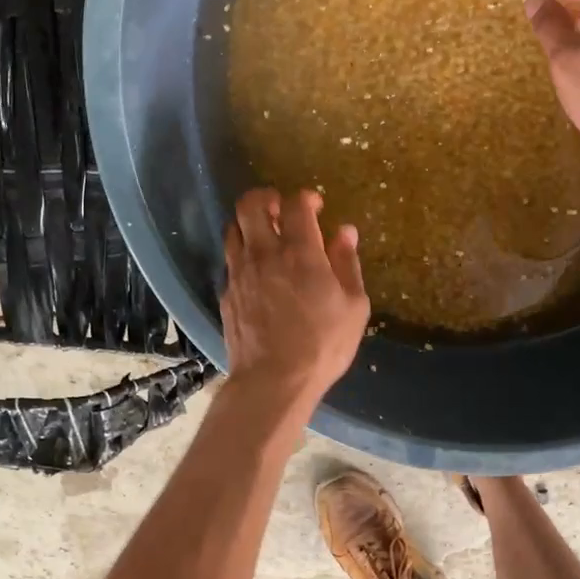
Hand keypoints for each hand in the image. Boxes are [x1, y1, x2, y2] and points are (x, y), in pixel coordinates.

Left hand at [221, 188, 369, 400]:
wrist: (273, 381)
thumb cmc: (322, 345)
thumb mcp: (353, 306)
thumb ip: (347, 264)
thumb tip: (345, 232)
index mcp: (300, 252)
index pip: (295, 204)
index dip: (305, 198)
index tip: (315, 206)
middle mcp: (264, 254)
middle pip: (251, 204)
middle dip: (267, 198)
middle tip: (281, 209)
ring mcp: (239, 273)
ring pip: (233, 229)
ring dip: (250, 225)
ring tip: (266, 237)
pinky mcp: (226, 293)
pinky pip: (230, 261)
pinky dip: (243, 255)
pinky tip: (257, 272)